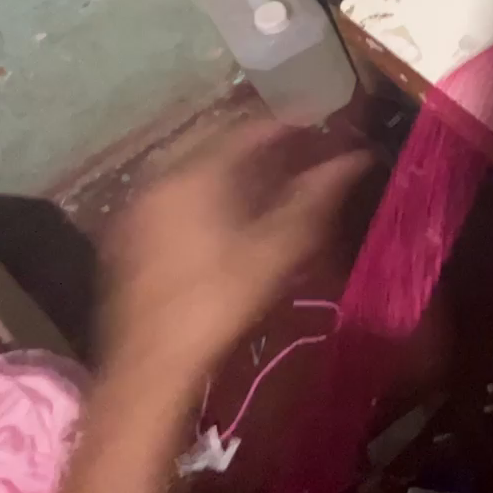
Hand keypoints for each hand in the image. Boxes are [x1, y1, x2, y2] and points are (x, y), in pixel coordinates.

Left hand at [98, 120, 368, 376]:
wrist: (153, 368)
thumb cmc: (223, 299)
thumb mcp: (282, 244)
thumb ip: (320, 193)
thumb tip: (360, 157)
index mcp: (195, 174)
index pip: (251, 128)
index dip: (294, 124)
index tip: (327, 126)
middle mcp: (161, 178)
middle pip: (221, 140)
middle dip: (265, 142)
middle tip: (305, 149)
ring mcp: (140, 206)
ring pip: (198, 165)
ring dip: (239, 164)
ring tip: (278, 175)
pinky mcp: (132, 233)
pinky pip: (180, 188)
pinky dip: (213, 185)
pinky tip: (238, 206)